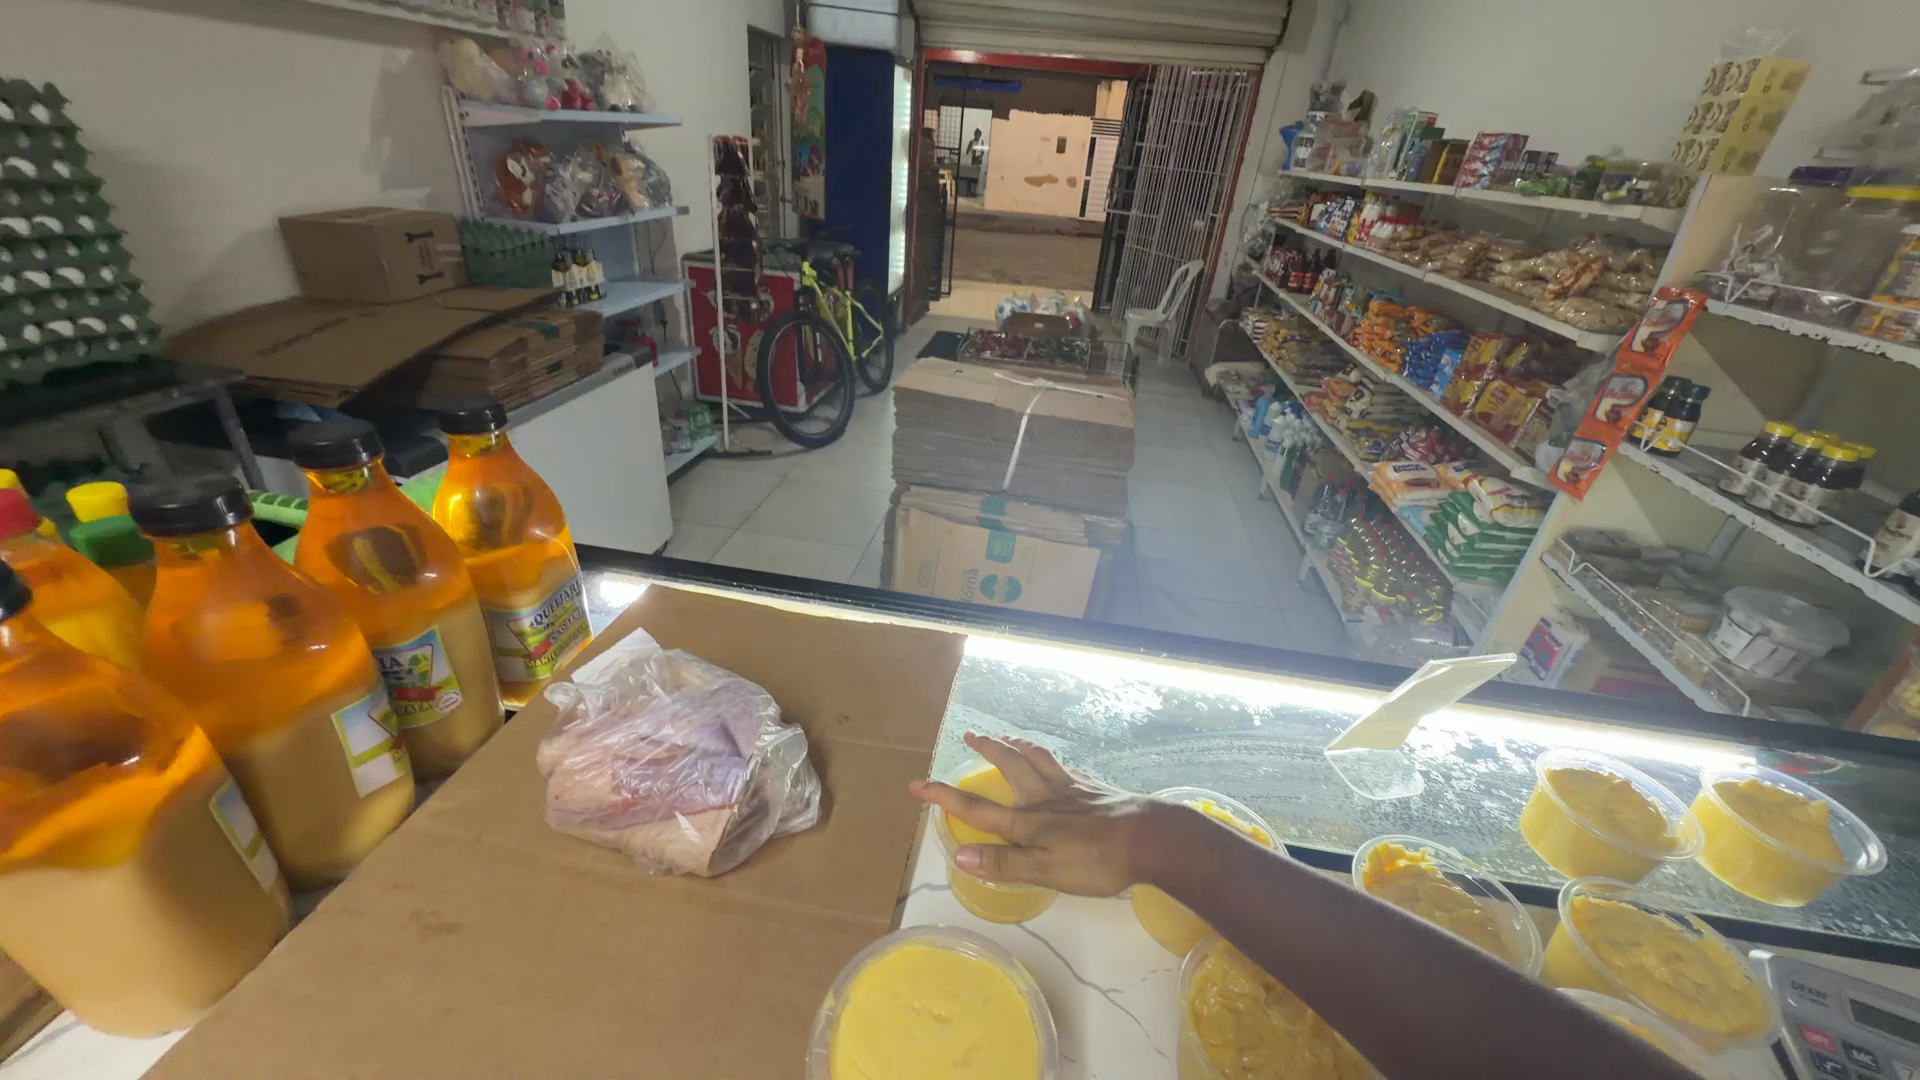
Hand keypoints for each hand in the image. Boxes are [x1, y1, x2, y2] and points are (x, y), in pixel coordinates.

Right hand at [909, 732, 1167, 896]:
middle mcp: (1045, 797)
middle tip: (972, 734)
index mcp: (1028, 820)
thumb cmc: (1096, 860)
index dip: (945, 797)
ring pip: (1040, 759)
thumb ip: (1004, 863)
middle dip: (988, 750)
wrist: (1150, 839)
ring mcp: (1073, 789)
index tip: (917, 784)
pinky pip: (1070, 768)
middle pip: (1011, 766)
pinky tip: (1062, 763)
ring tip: (1010, 736)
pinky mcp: (1097, 789)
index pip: (978, 809)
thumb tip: (960, 854)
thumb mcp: (1045, 870)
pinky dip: (1057, 760)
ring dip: (1020, 746)